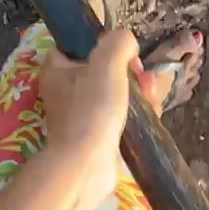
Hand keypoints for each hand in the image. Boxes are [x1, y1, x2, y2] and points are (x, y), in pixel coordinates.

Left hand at [38, 29, 137, 201]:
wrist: (86, 168)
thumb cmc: (91, 109)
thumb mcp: (107, 63)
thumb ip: (119, 42)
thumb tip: (128, 43)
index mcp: (57, 68)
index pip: (79, 43)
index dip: (104, 43)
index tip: (124, 52)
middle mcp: (64, 89)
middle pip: (104, 67)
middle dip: (130, 70)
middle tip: (143, 79)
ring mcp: (80, 114)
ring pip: (114, 90)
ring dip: (137, 90)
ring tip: (151, 97)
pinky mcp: (95, 134)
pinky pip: (118, 113)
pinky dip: (135, 112)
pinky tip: (150, 113)